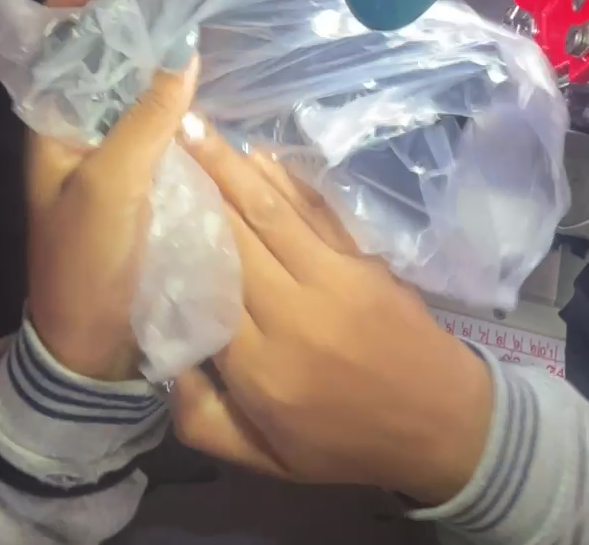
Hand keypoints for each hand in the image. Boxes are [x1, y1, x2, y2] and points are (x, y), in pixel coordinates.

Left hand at [24, 0, 198, 380]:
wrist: (93, 345)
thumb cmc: (87, 260)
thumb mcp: (113, 184)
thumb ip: (147, 116)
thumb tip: (186, 48)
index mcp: (49, 123)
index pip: (57, 45)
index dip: (85, 9)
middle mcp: (76, 127)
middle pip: (102, 62)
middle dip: (137, 29)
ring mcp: (110, 151)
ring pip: (135, 90)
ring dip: (162, 63)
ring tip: (207, 27)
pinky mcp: (141, 174)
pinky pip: (158, 122)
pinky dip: (179, 100)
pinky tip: (212, 85)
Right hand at [167, 128, 492, 504]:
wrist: (440, 423)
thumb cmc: (345, 442)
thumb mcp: (266, 460)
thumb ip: (202, 420)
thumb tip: (164, 360)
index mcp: (261, 368)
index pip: (206, 289)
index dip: (177, 239)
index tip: (147, 199)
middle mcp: (293, 314)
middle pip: (236, 236)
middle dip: (198, 182)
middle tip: (162, 138)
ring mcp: (334, 278)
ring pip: (271, 211)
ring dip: (231, 165)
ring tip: (197, 127)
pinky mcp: (361, 259)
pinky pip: (315, 210)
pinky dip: (284, 178)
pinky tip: (256, 155)